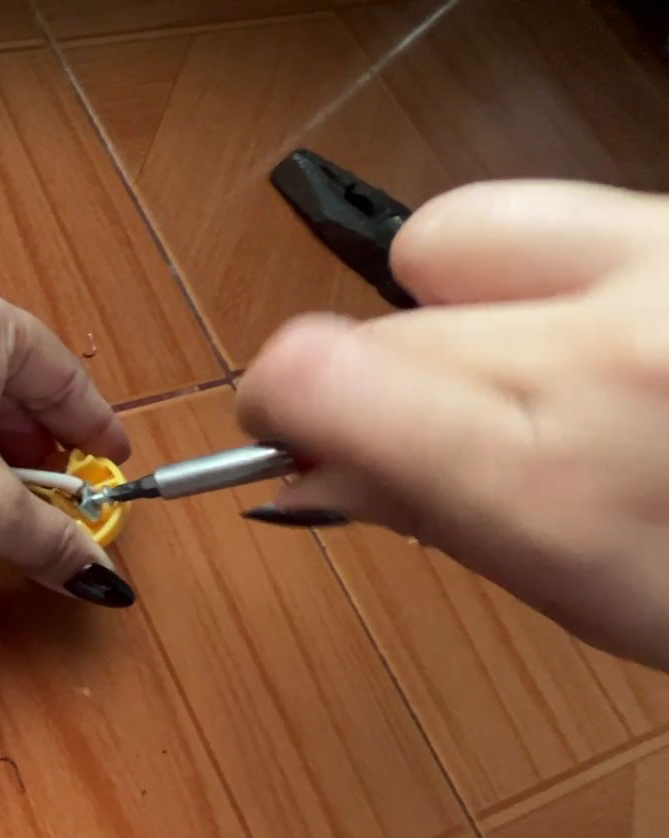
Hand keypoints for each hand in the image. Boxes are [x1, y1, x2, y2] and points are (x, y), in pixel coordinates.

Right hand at [238, 181, 668, 667]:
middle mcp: (612, 346)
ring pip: (444, 238)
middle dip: (377, 381)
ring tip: (525, 356)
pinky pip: (552, 210)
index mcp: (543, 470)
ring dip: (442, 301)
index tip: (288, 432)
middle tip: (443, 428)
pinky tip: (600, 324)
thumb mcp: (566, 582)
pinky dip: (532, 265)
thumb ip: (412, 505)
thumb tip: (300, 465)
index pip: (305, 374)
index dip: (271, 398)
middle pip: (373, 329)